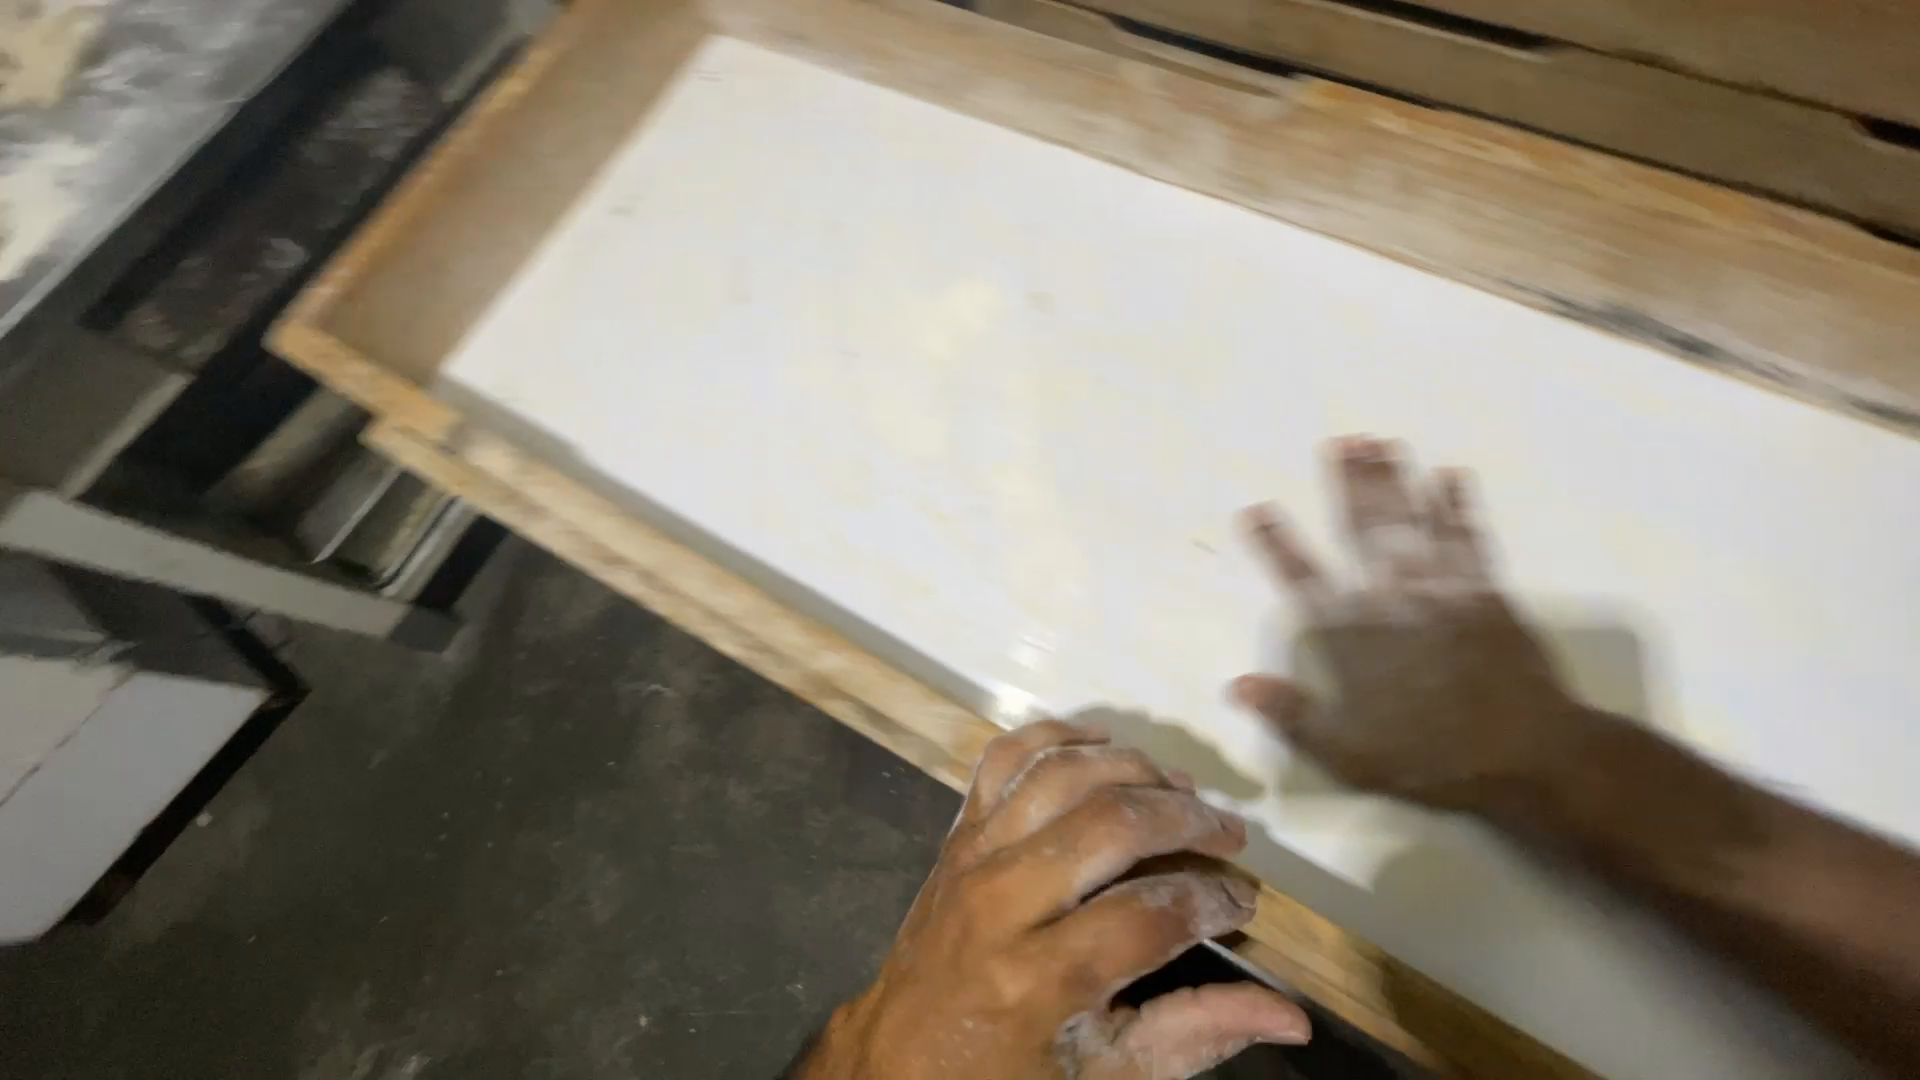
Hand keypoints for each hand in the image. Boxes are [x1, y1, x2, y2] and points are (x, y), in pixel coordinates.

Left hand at [798, 721, 1310, 1079]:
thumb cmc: (1007, 1072)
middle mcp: (1001, 901)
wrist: (899, 1053)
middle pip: (1108, 826)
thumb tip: (1291, 1019)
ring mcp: (973, 853)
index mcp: (1038, 980)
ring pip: (1059, 775)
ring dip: (1129, 767)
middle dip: (1184, 818)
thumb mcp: (1104, 1074)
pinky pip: (1003, 757)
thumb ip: (1195, 1035)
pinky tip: (1100, 744)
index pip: (1147, 915)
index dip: (1212, 899)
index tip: (1243, 898)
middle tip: (1229, 830)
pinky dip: (1054, 736)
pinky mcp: (958, 829)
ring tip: (1177, 786)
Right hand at [1230, 437, 1599, 813]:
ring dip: (1395, 480)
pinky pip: (1469, 540)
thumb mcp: (1346, 752)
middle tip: (1337, 441)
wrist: (1531, 759)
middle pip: (1364, 532)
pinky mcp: (1487, 594)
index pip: (1303, 581)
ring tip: (1380, 439)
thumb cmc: (1429, 757)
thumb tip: (1234, 685)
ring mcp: (1442, 591)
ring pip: (1411, 524)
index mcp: (1353, 637)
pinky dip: (1459, 506)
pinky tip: (1451, 474)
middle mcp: (1392, 600)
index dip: (1276, 545)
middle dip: (1348, 485)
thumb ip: (1290, 714)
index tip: (1255, 509)